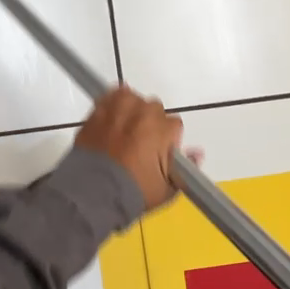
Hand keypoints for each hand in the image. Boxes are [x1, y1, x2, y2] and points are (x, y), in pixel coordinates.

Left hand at [75, 87, 182, 211]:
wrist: (92, 192)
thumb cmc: (133, 192)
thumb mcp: (166, 189)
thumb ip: (185, 169)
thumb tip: (197, 153)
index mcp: (163, 128)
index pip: (174, 125)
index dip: (167, 140)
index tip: (157, 154)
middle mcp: (143, 112)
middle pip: (154, 110)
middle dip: (150, 124)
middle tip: (139, 146)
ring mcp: (118, 108)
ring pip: (132, 99)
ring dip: (131, 111)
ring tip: (123, 132)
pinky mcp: (98, 109)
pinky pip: (110, 96)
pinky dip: (112, 104)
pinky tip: (110, 119)